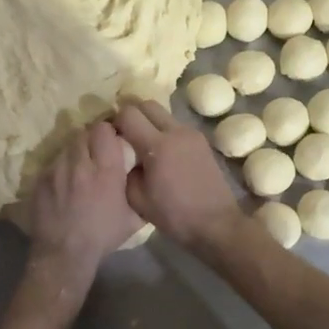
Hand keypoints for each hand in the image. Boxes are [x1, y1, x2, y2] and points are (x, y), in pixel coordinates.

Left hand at [25, 122, 144, 275]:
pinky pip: (53, 163)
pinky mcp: (40, 179)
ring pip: (67, 147)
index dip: (109, 132)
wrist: (64, 253)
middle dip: (92, 140)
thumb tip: (141, 175)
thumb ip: (138, 191)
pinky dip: (61, 168)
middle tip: (97, 153)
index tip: (113, 141)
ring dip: (76, 153)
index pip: (104, 129)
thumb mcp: (133, 217)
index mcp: (105, 169)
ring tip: (80, 168)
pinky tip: (64, 183)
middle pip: (84, 133)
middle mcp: (79, 163)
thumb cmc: (102, 236)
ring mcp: (56, 169)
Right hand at [113, 99, 244, 247]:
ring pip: (163, 114)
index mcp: (157, 146)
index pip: (128, 114)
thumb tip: (124, 156)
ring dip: (150, 123)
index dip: (115, 122)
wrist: (215, 223)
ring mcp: (192, 134)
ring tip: (144, 145)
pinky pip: (176, 126)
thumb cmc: (174, 215)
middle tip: (126, 135)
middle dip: (132, 115)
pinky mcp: (202, 141)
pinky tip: (163, 154)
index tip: (112, 137)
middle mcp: (176, 132)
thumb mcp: (138, 199)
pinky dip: (164, 132)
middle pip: (147, 104)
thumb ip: (126, 171)